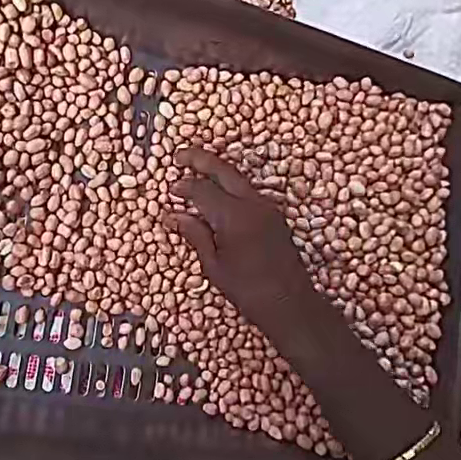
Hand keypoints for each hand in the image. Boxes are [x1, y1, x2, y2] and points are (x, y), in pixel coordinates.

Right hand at [170, 148, 327, 339]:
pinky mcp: (274, 217)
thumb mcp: (214, 266)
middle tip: (179, 155)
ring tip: (196, 171)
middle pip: (223, 170)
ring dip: (216, 172)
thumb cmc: (248, 291)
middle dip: (200, 159)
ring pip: (238, 178)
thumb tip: (174, 215)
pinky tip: (218, 197)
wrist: (291, 304)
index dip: (183, 187)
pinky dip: (229, 188)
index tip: (169, 189)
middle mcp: (253, 204)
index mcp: (233, 216)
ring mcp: (267, 208)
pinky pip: (248, 192)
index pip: (202, 190)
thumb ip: (195, 235)